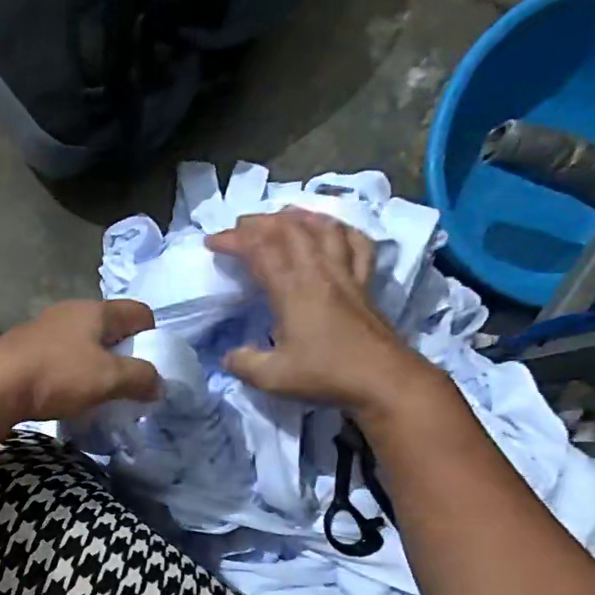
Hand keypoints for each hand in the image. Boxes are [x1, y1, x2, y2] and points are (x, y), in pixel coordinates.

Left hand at [0, 299, 162, 421]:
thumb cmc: (57, 376)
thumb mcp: (108, 379)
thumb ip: (140, 378)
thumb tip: (158, 384)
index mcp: (95, 310)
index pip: (139, 311)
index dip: (152, 336)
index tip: (151, 365)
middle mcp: (68, 311)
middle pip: (108, 327)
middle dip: (121, 353)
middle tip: (125, 383)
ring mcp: (41, 328)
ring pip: (80, 343)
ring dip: (92, 365)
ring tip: (94, 394)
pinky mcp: (21, 349)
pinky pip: (57, 357)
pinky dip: (67, 372)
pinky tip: (62, 394)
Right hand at [206, 209, 431, 410]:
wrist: (382, 379)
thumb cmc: (324, 374)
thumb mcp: (271, 377)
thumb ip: (244, 363)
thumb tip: (229, 356)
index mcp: (293, 290)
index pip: (260, 251)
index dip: (234, 241)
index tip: (212, 242)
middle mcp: (319, 272)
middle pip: (290, 230)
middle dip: (261, 222)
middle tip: (240, 225)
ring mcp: (346, 274)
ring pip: (323, 229)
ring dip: (299, 217)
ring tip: (283, 215)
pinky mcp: (365, 283)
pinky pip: (355, 244)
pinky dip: (341, 230)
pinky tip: (333, 230)